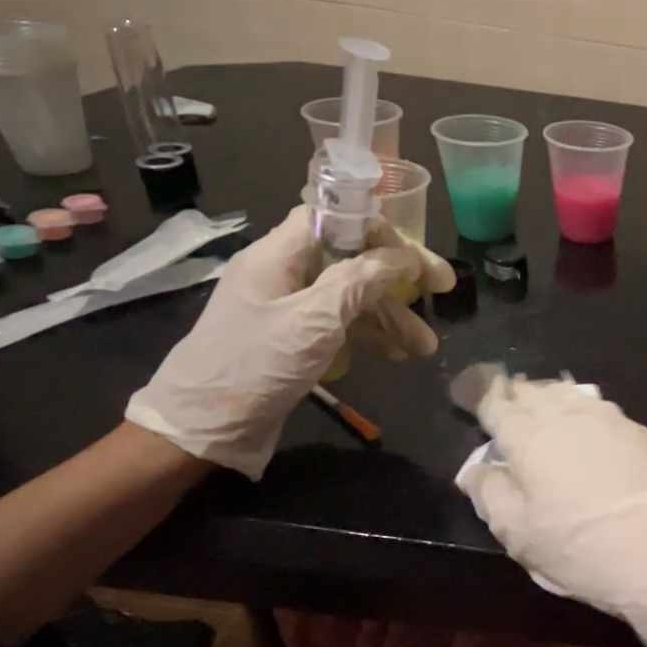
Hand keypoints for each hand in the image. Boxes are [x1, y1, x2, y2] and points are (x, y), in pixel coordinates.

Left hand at [126, 205, 453, 478]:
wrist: (203, 429)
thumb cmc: (256, 366)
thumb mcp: (314, 322)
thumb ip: (360, 281)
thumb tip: (401, 258)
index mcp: (277, 255)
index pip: (335, 218)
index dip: (380, 230)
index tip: (417, 257)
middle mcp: (283, 273)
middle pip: (351, 258)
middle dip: (398, 278)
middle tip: (444, 290)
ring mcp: (287, 307)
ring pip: (350, 296)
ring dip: (391, 315)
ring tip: (426, 346)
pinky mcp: (292, 338)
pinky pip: (339, 323)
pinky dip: (369, 334)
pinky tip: (396, 354)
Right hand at [457, 377, 646, 646]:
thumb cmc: (580, 549)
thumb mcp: (519, 535)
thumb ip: (490, 493)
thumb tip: (476, 467)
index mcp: (529, 437)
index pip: (496, 403)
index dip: (479, 396)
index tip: (468, 392)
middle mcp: (567, 415)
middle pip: (533, 391)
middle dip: (514, 392)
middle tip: (504, 398)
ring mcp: (608, 419)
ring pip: (567, 393)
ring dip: (548, 395)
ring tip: (539, 405)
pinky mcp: (639, 431)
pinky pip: (598, 407)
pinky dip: (580, 407)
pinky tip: (583, 423)